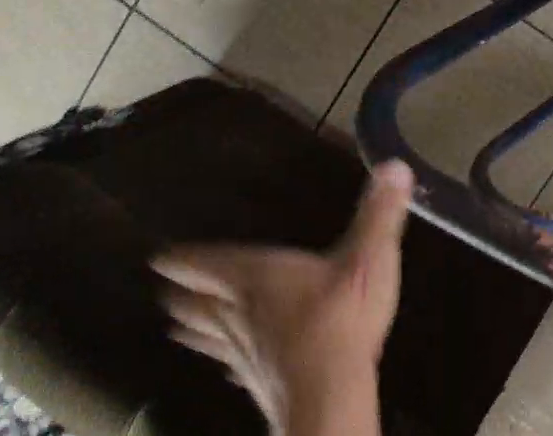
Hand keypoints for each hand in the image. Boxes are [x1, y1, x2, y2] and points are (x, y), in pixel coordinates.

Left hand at [153, 160, 413, 429]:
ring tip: (180, 320)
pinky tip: (225, 360)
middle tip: (168, 287)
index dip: (184, 259)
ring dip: (192, 323)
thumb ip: (380, 212)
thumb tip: (393, 164)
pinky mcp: (253, 377)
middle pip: (197, 301)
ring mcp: (241, 349)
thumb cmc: (342, 314)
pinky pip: (227, 361)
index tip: (159, 257)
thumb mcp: (370, 255)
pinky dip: (220, 354)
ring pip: (204, 333)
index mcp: (258, 278)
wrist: (326, 388)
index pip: (209, 264)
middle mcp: (238, 312)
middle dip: (183, 291)